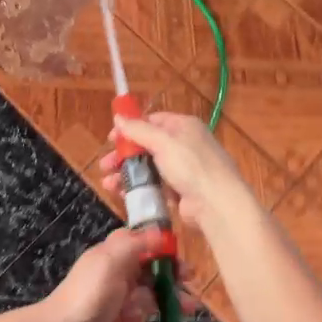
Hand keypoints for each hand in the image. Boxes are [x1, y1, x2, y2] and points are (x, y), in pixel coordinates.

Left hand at [35, 227, 206, 321]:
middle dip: (175, 278)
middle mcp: (122, 282)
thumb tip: (161, 230)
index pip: (143, 246)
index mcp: (114, 259)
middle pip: (154, 276)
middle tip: (192, 282)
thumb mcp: (110, 261)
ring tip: (193, 309)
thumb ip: (137, 244)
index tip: (183, 254)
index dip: (163, 248)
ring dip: (178, 307)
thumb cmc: (89, 295)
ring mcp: (127, 311)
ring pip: (159, 306)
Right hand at [97, 112, 254, 231]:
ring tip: (109, 184)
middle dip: (123, 156)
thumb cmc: (190, 165)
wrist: (216, 204)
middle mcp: (183, 145)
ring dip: (126, 174)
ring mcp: (182, 169)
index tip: (111, 139)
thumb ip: (138, 130)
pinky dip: (138, 188)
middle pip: (146, 146)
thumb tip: (118, 117)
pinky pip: (154, 186)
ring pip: (148, 167)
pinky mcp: (180, 191)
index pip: (152, 121)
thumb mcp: (163, 142)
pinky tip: (122, 194)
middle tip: (105, 165)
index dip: (130, 128)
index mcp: (183, 126)